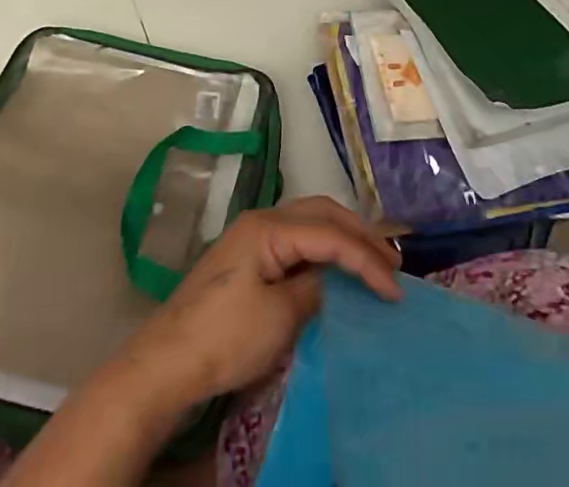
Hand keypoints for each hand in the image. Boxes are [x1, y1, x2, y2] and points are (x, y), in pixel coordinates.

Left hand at [110, 196, 402, 415]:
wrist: (172, 356)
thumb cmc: (227, 336)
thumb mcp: (281, 316)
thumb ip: (316, 289)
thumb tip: (337, 278)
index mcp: (266, 228)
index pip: (329, 234)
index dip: (367, 260)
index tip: (396, 293)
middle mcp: (258, 221)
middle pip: (319, 212)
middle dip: (359, 234)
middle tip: (393, 265)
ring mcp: (250, 237)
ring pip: (307, 222)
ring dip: (342, 238)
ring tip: (374, 264)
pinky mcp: (247, 258)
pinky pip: (294, 241)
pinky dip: (322, 250)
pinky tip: (337, 271)